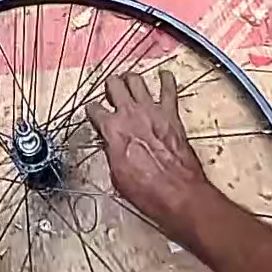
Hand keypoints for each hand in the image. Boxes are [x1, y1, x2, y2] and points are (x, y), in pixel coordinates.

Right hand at [86, 71, 218, 238]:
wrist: (179, 195)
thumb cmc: (148, 192)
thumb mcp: (117, 175)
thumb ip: (111, 151)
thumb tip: (110, 144)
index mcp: (112, 129)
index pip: (94, 109)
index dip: (92, 110)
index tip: (94, 112)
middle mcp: (129, 114)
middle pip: (114, 84)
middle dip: (111, 86)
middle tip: (112, 91)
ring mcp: (150, 110)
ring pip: (136, 79)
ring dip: (131, 79)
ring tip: (130, 81)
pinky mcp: (170, 114)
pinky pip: (168, 89)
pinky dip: (166, 80)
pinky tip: (164, 76)